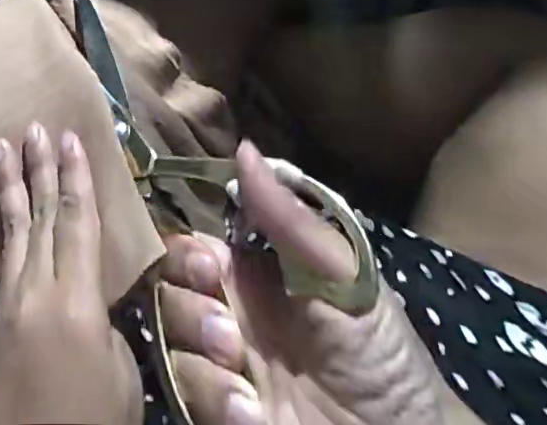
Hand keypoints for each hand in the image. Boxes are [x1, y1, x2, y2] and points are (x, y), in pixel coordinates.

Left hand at [0, 122, 140, 424]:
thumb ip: (105, 328)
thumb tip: (90, 307)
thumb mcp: (122, 379)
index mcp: (78, 298)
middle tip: (34, 127)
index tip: (70, 137)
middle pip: (40, 216)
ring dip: (4, 189)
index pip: (77, 221)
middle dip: (38, 168)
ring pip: (7, 234)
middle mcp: (36, 289)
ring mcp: (4, 308)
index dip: (76, 177)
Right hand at [155, 142, 477, 424]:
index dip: (185, 249)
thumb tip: (243, 146)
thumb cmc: (381, 354)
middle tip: (225, 325)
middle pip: (165, 283)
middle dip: (184, 298)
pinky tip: (251, 411)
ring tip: (241, 371)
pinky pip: (187, 389)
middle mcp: (223, 307)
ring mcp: (218, 359)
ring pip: (168, 332)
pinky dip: (213, 397)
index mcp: (247, 270)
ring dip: (198, 348)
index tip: (209, 264)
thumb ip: (289, 217)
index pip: (189, 243)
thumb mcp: (344, 277)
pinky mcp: (218, 406)